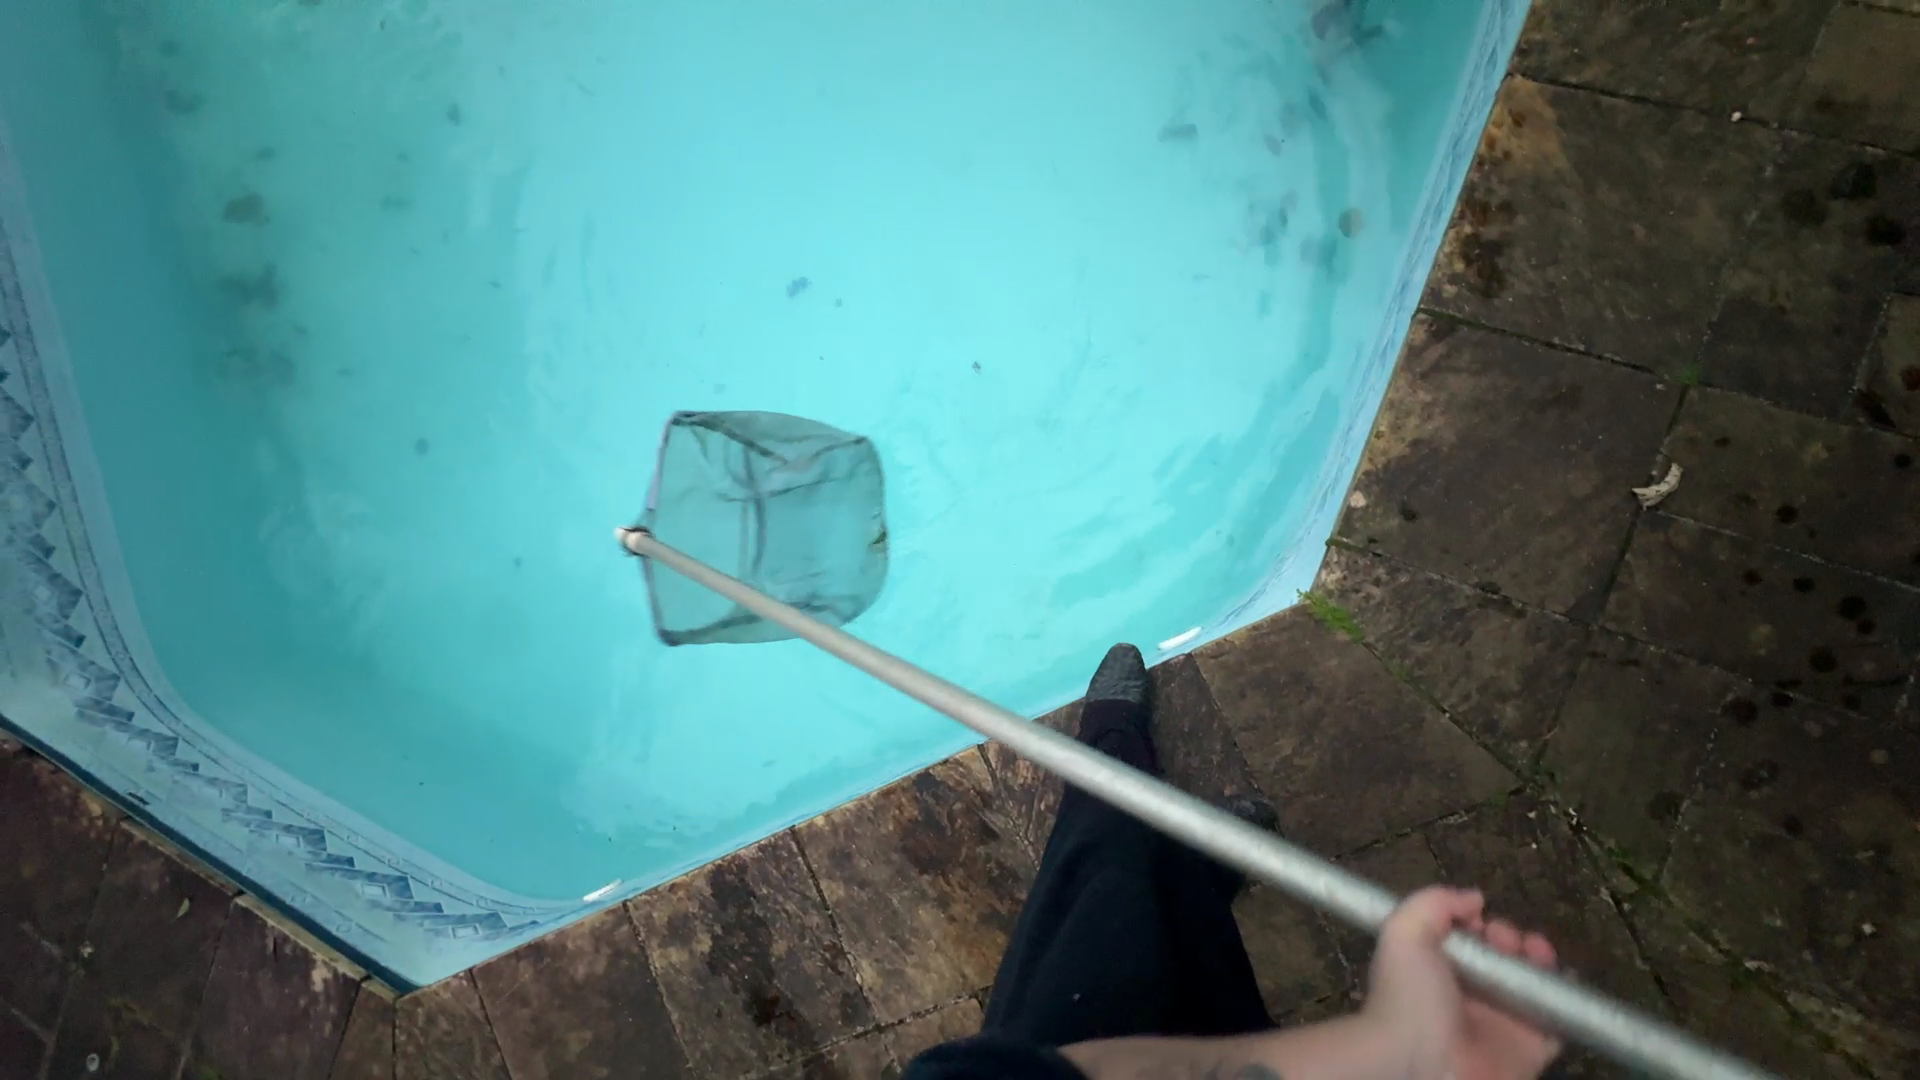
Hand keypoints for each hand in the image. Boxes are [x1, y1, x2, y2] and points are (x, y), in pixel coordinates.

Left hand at [1362, 886, 1562, 1079]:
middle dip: (1511, 937)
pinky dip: (1565, 1003)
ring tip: (1537, 952)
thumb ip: (1433, 903)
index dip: (1476, 921)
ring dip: (1540, 962)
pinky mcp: (1530, 1050)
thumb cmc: (1409, 994)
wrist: (1422, 1064)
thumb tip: (1474, 897)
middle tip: (1507, 939)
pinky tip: (1561, 980)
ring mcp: (1500, 1020)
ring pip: (1531, 984)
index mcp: (1434, 963)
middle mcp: (1467, 990)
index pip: (1464, 935)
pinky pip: (1557, 1025)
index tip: (1481, 918)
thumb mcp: (1403, 932)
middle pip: (1501, 956)